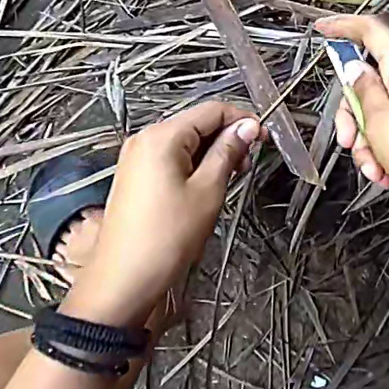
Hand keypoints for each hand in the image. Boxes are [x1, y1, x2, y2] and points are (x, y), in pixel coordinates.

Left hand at [62, 102, 259, 328]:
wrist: (125, 278)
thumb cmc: (165, 238)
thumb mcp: (208, 191)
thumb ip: (228, 152)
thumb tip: (247, 127)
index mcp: (162, 137)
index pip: (212, 110)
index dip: (243, 120)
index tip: (264, 138)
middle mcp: (145, 140)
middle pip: (197, 123)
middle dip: (227, 139)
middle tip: (248, 165)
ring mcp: (137, 158)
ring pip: (186, 142)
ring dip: (213, 154)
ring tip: (230, 180)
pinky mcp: (136, 177)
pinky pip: (172, 159)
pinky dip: (194, 166)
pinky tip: (207, 187)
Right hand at [315, 13, 388, 218]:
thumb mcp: (379, 120)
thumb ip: (362, 90)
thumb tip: (352, 70)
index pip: (370, 30)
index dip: (343, 27)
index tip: (324, 29)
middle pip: (366, 82)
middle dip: (351, 114)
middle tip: (350, 137)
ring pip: (375, 114)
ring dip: (366, 142)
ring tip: (373, 164)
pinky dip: (382, 153)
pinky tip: (386, 172)